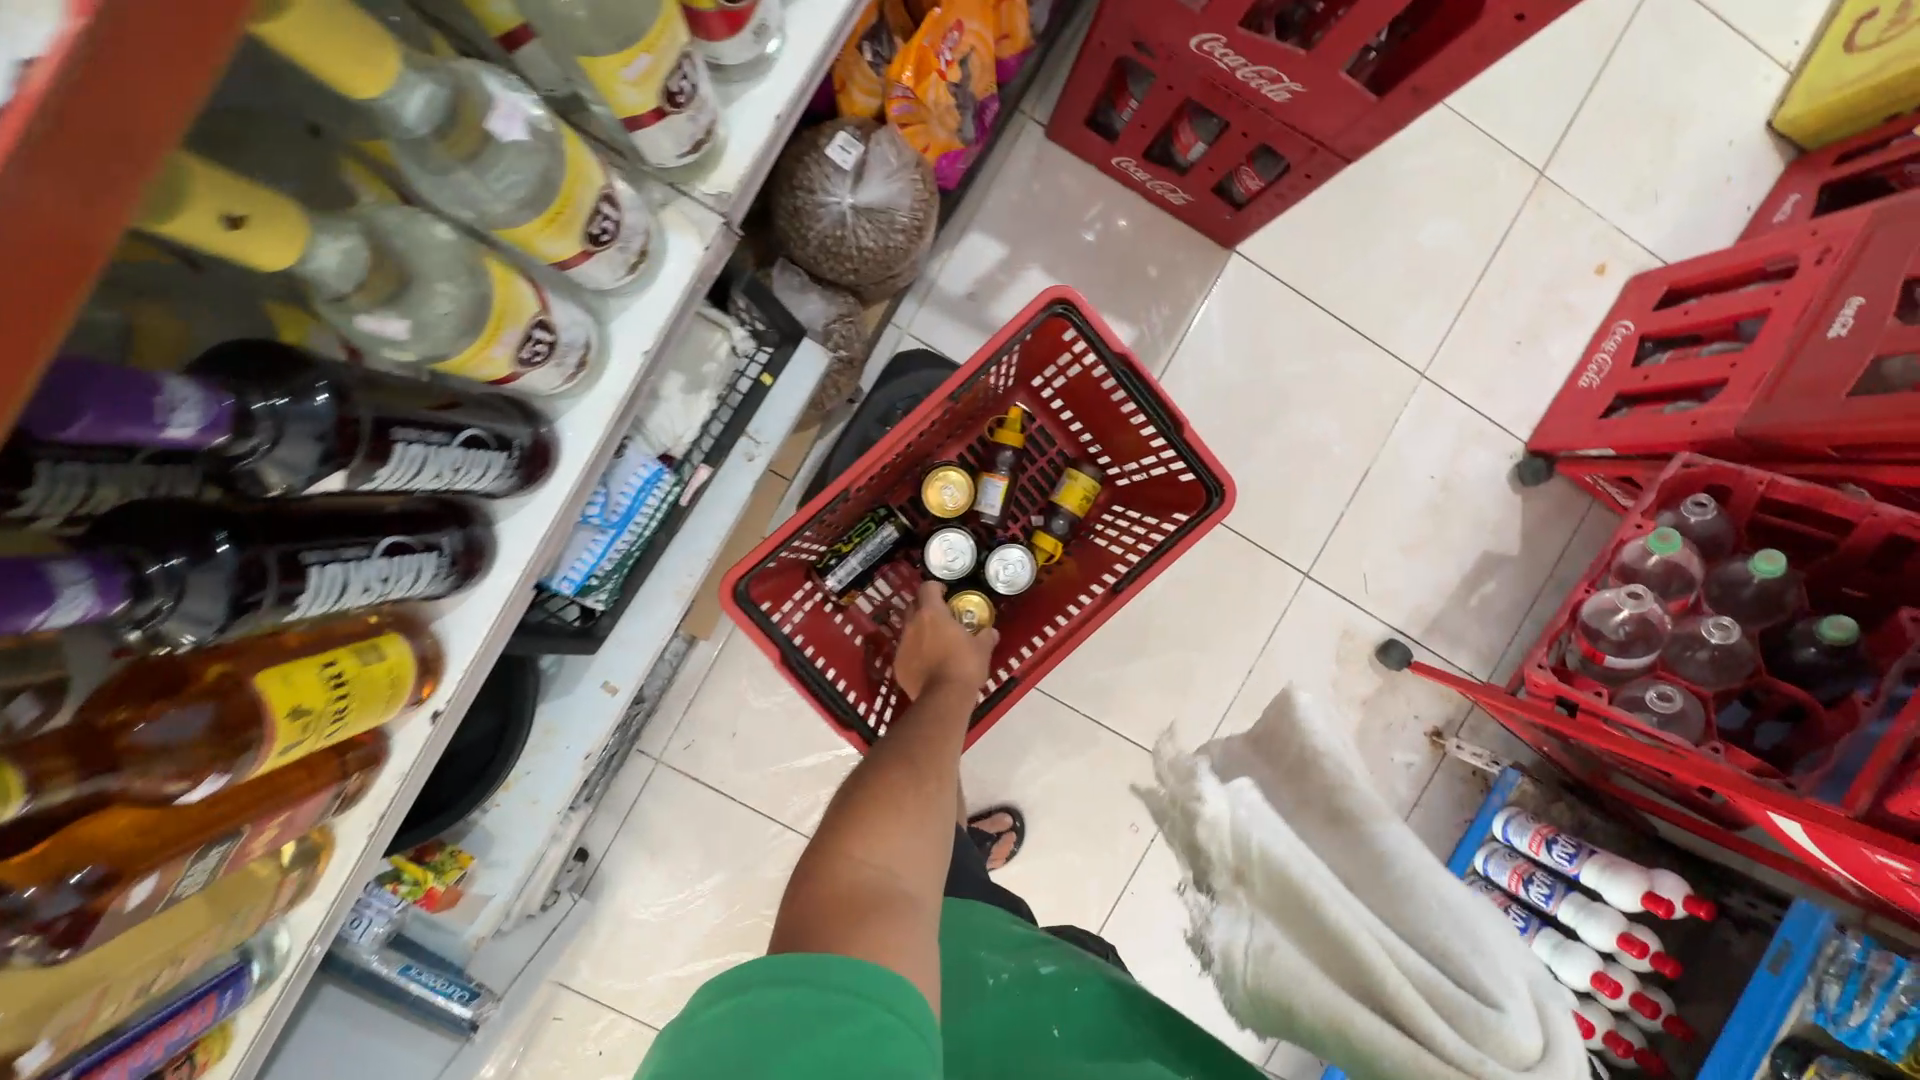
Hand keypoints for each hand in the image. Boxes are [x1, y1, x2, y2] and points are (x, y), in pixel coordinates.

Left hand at [892, 580, 997, 700]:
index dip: (936, 587)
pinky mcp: (898, 665)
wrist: (943, 698)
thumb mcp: (982, 649)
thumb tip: (991, 632)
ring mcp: (902, 645)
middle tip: (940, 616)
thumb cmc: (965, 666)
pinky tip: (927, 664)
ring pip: (908, 629)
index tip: (946, 594)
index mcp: (932, 613)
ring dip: (919, 630)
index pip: (927, 587)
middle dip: (924, 607)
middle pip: (913, 605)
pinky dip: (915, 652)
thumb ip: (986, 636)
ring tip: (934, 642)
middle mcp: (912, 625)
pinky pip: (906, 651)